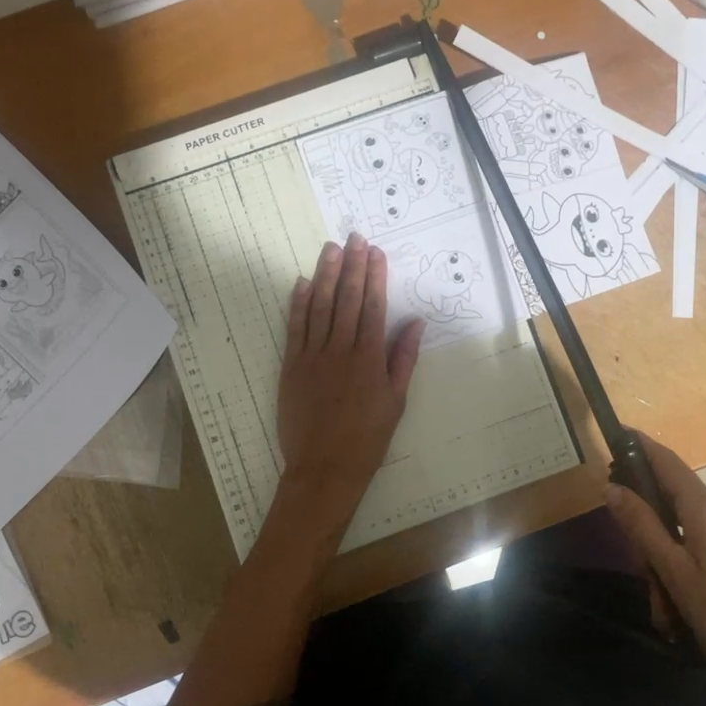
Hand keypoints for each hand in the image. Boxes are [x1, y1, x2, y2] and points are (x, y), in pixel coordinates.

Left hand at [275, 235, 425, 524]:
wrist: (323, 468)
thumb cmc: (367, 439)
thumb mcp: (395, 402)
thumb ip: (403, 359)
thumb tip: (415, 322)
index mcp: (369, 358)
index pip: (372, 306)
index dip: (374, 276)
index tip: (375, 252)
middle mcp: (340, 349)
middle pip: (345, 298)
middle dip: (351, 265)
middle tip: (354, 237)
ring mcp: (312, 356)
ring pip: (318, 306)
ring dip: (324, 275)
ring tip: (330, 248)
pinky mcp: (291, 366)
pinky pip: (294, 327)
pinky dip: (297, 303)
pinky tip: (301, 282)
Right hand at [603, 432, 705, 705]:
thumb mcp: (677, 576)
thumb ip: (642, 528)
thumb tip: (611, 486)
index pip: (666, 461)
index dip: (638, 448)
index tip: (615, 439)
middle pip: (676, 509)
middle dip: (654, 543)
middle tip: (652, 591)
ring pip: (695, 537)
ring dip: (675, 570)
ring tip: (676, 619)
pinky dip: (699, 577)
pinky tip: (700, 617)